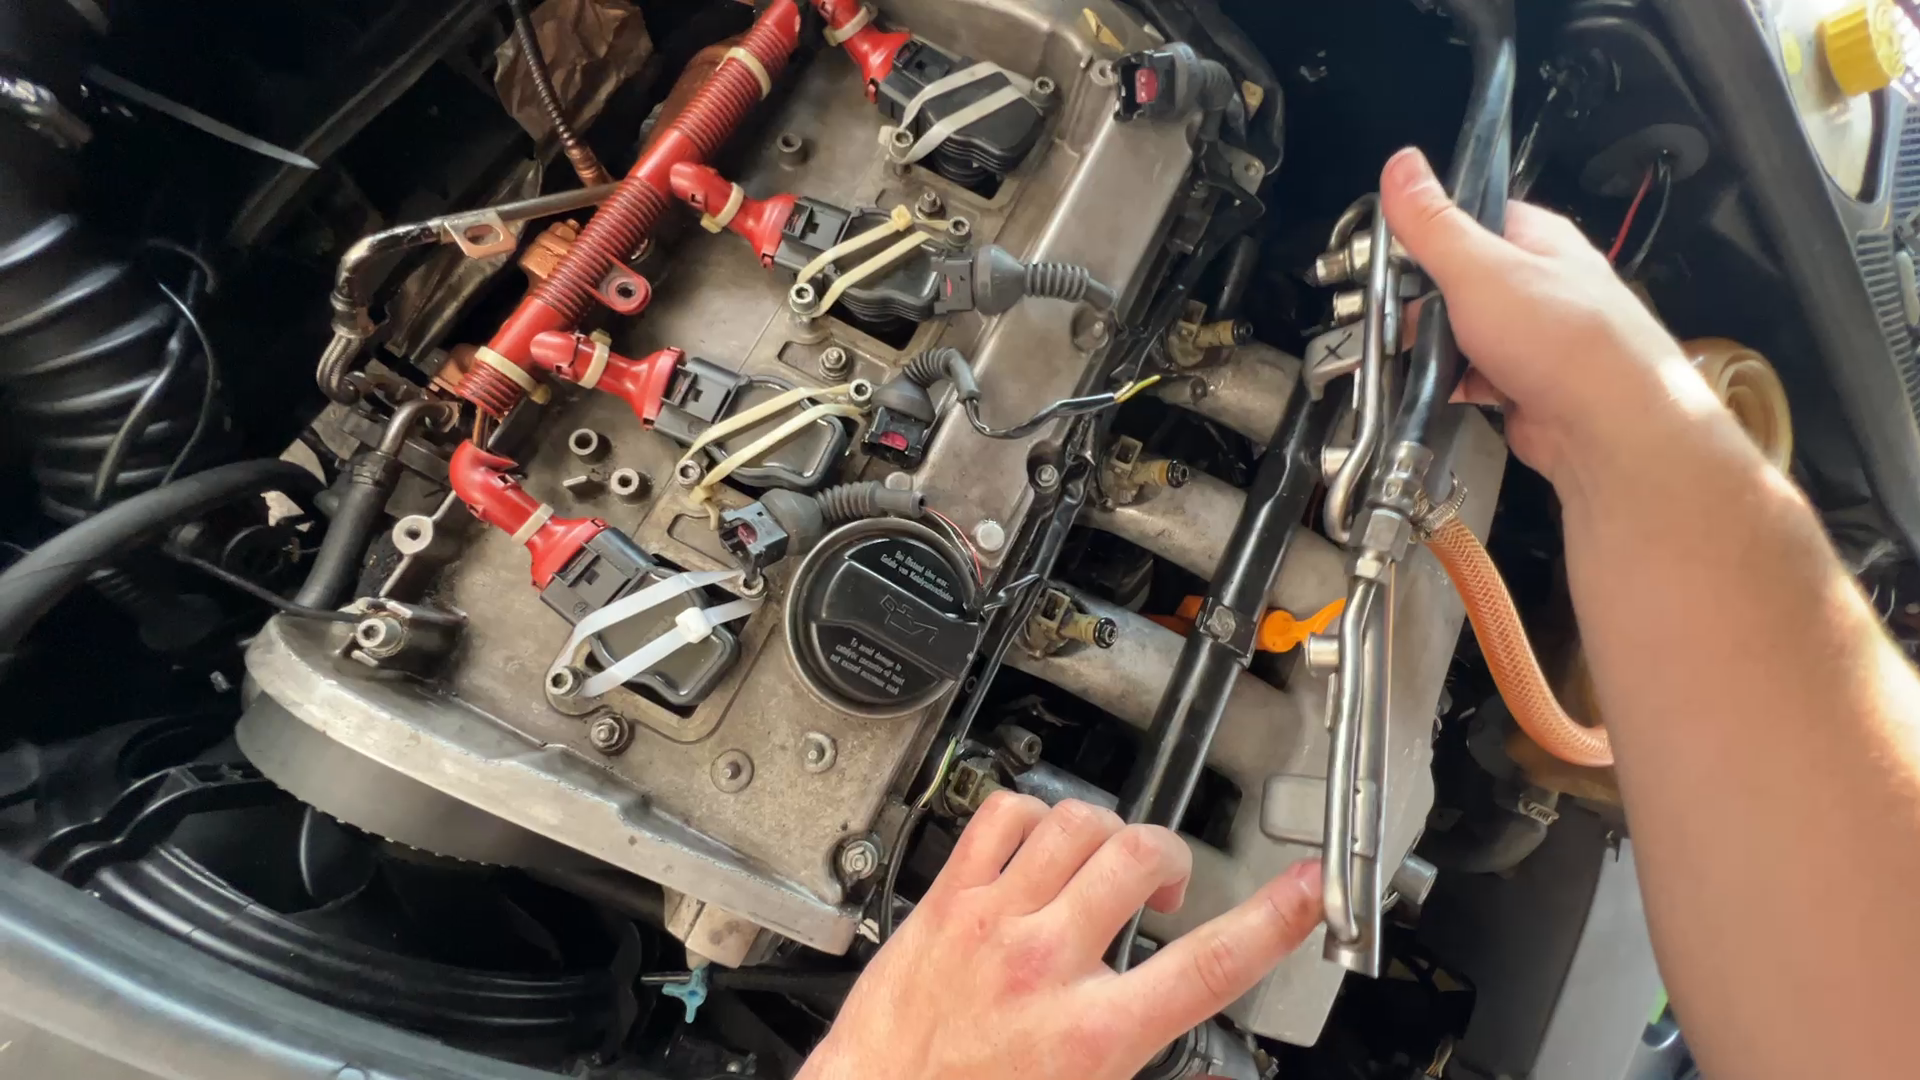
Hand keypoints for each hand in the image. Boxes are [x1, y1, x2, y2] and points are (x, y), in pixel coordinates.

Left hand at [797, 793, 1321, 1079]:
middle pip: (1139, 859)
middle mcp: (1046, 962)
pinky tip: (1038, 840)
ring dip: (1108, 833)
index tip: (1303, 890)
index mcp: (1091, 1036)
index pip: (1208, 965)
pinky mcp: (949, 894)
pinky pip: (1002, 816)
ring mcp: (994, 917)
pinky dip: (1034, 813)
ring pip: (1076, 824)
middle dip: (1168, 860)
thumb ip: (1136, 1051)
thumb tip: (1173, 1023)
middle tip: (1161, 886)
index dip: (1271, 921)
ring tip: (1102, 859)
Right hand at [1379, 147, 1718, 493]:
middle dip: (1414, 304)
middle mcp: (1536, 282)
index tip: (1382, 258)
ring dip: (1425, 347)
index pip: (1470, 219)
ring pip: (1457, 331)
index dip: (1423, 234)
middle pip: (1455, 281)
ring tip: (1394, 361)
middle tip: (1379, 321)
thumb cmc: (1552, 335)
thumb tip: (1399, 161)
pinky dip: (1443, 382)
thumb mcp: (1478, 269)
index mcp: (1534, 239)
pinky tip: (1425, 391)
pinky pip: (1466, 373)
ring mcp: (1528, 334)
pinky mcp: (1518, 380)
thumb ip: (1433, 224)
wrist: (1603, 423)